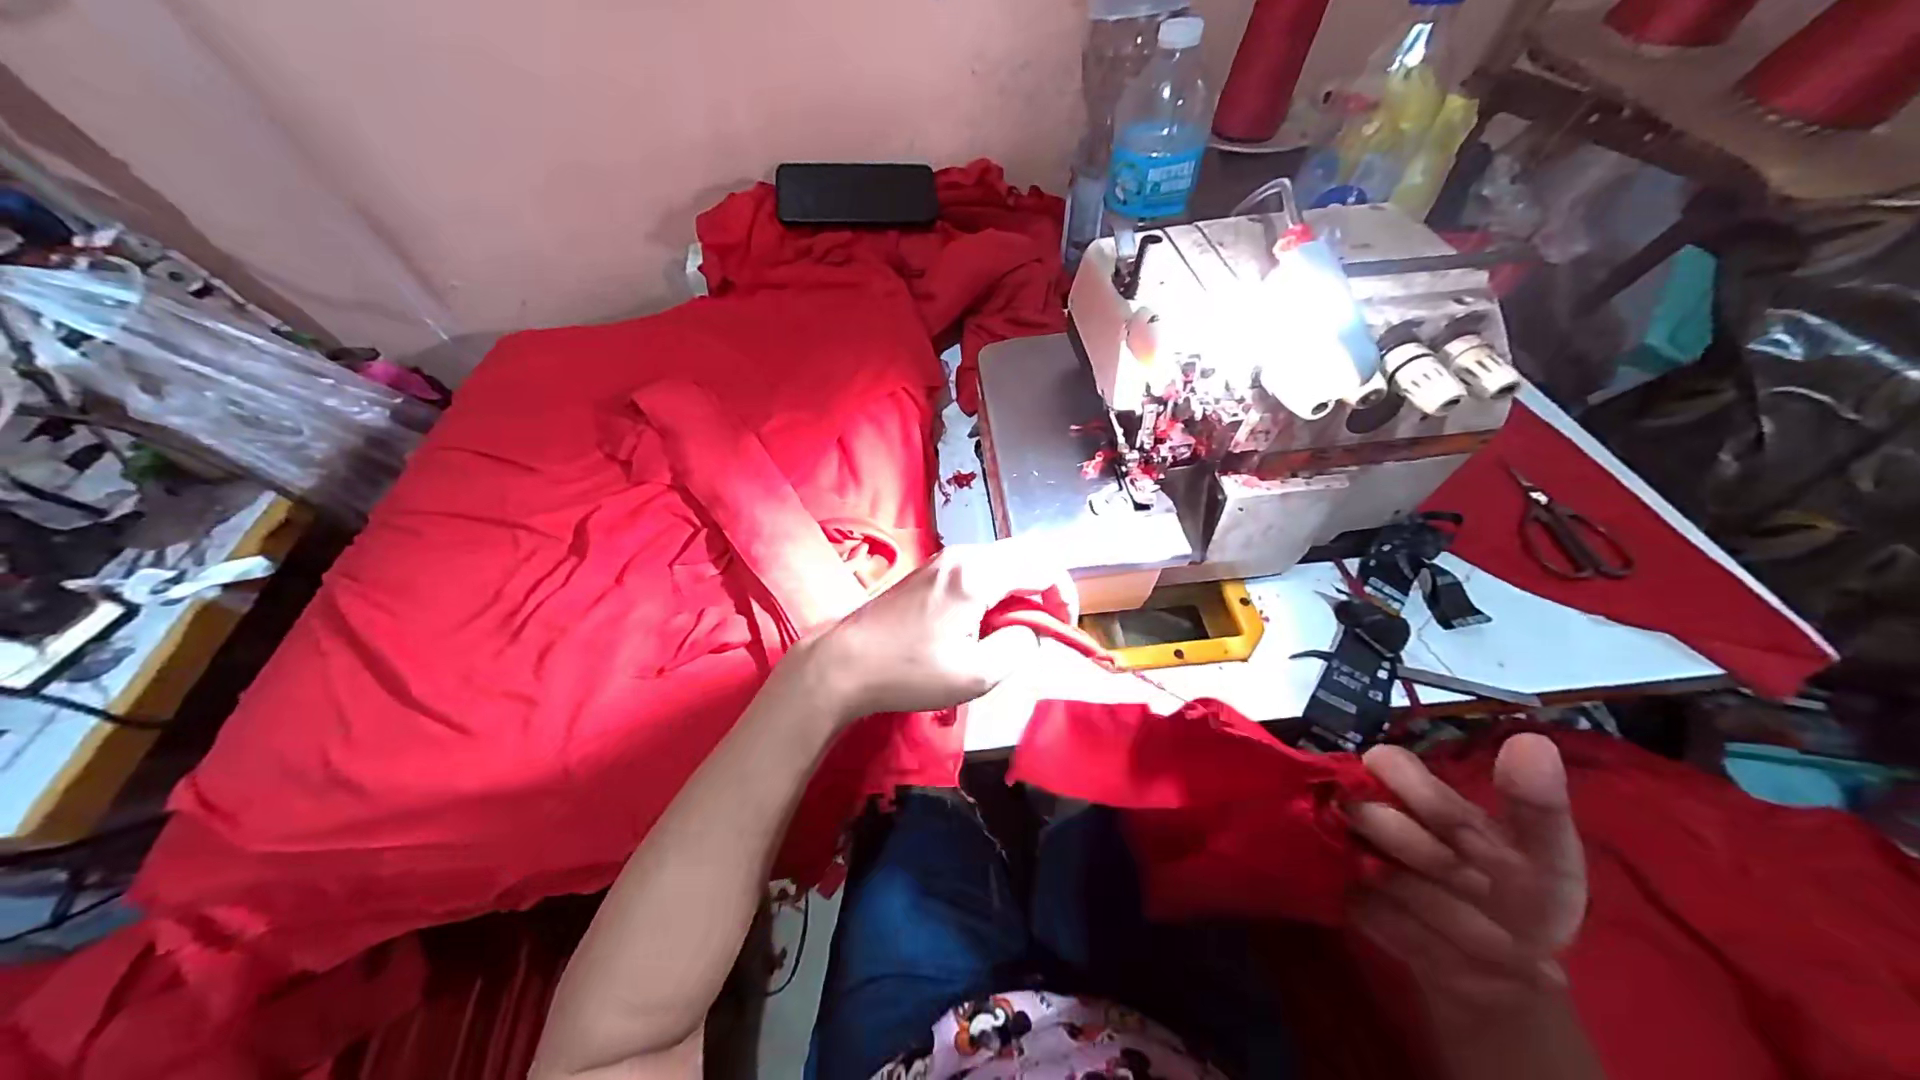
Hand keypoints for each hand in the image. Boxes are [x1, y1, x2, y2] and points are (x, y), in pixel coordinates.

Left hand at [786, 543, 1073, 722]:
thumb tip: (1032, 631)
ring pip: (1002, 562)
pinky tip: (982, 626)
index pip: (1043, 565)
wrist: (843, 663)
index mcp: (977, 574)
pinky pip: (979, 571)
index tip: (1062, 631)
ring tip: (1011, 634)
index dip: (1064, 596)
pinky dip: (995, 592)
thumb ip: (1020, 646)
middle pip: (1024, 556)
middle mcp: (962, 555)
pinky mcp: (929, 573)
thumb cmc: (909, 671)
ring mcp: (942, 561)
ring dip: (1018, 592)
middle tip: (1042, 631)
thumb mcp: (977, 674)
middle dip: (1044, 591)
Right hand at [1348, 734, 1586, 1013]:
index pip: (1385, 762)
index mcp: (1414, 791)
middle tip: (1482, 888)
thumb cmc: (1524, 896)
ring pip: (1368, 865)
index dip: (1426, 800)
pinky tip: (1452, 946)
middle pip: (1365, 811)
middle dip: (1429, 856)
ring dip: (1438, 909)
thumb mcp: (1548, 854)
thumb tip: (1533, 740)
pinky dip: (1414, 932)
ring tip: (1492, 940)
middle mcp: (1371, 812)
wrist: (1506, 967)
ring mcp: (1350, 851)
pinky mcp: (1340, 893)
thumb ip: (1536, 802)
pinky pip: (1362, 905)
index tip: (1477, 843)